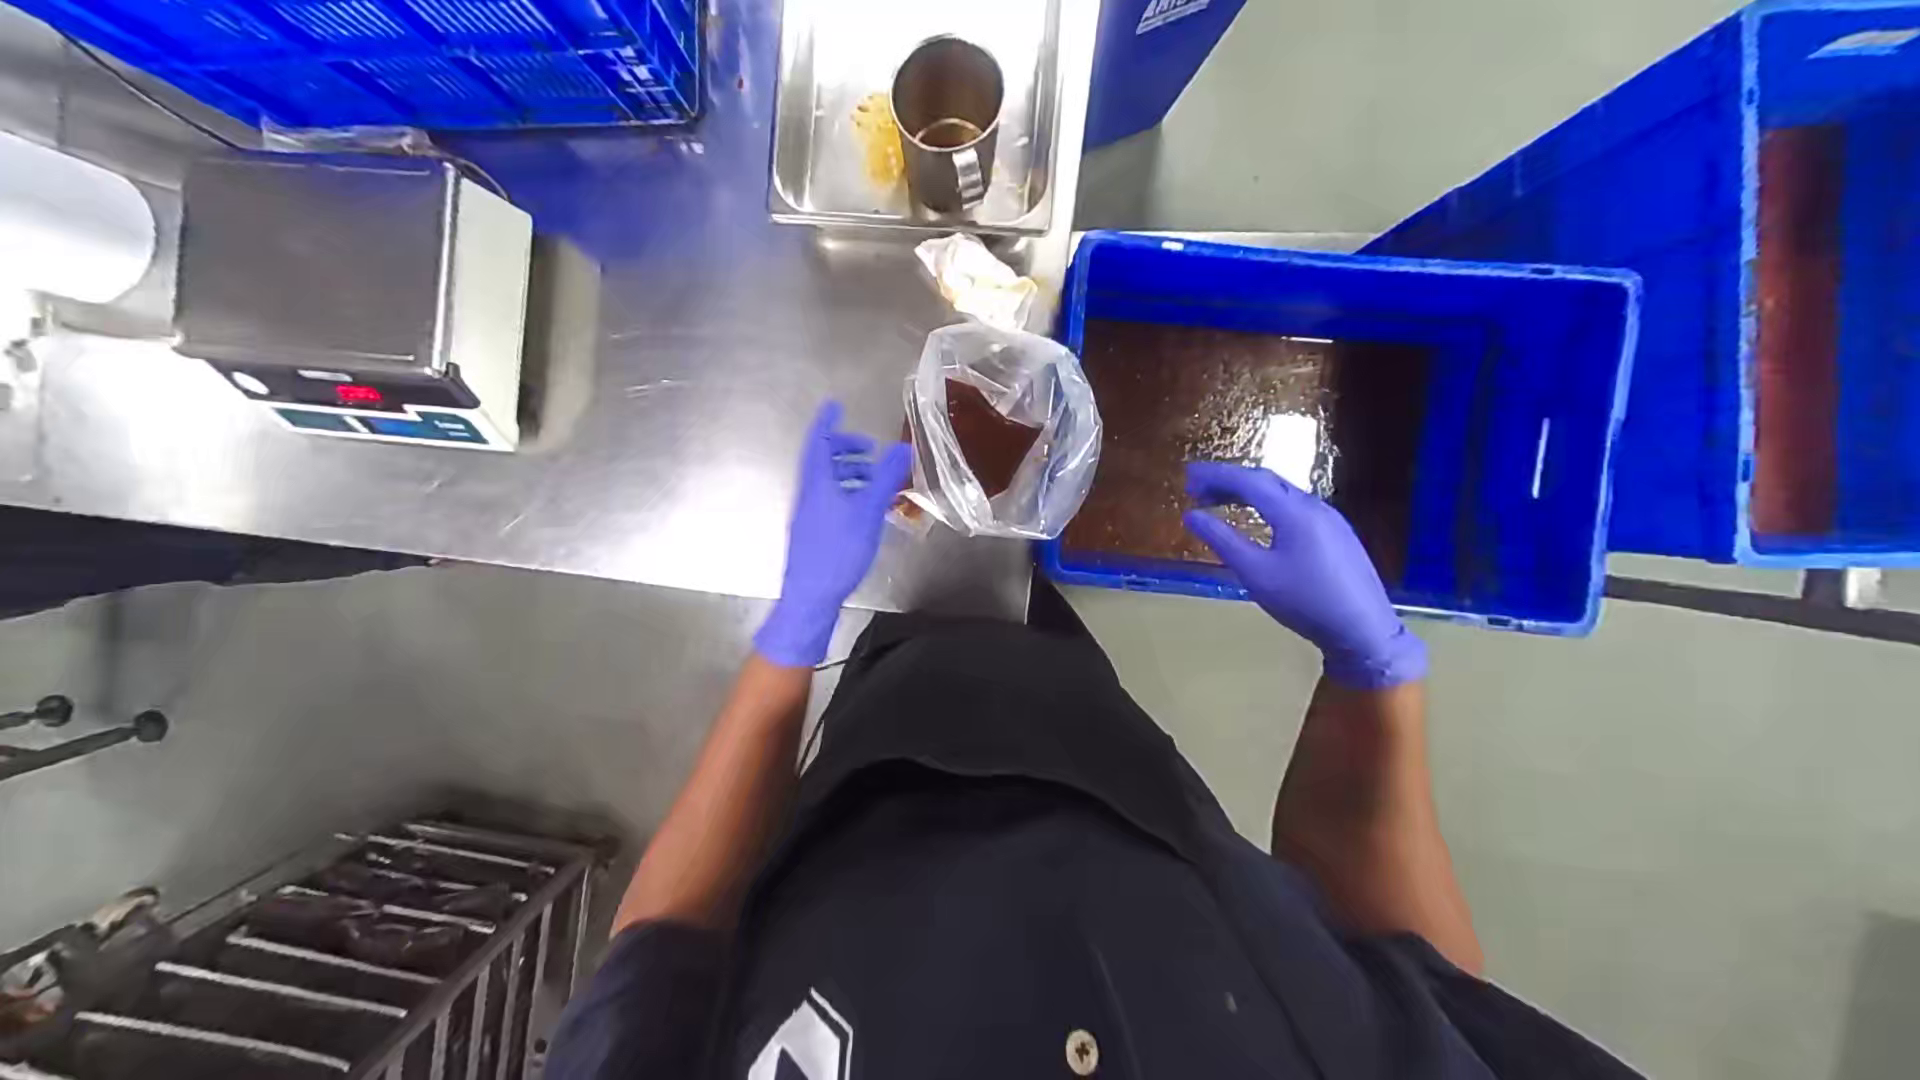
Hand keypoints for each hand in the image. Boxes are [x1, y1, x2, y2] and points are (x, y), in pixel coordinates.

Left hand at [754, 401, 912, 667]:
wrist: (811, 596)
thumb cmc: (839, 550)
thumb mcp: (868, 512)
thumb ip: (884, 479)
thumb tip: (901, 447)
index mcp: (817, 483)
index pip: (819, 442)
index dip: (827, 422)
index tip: (835, 405)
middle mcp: (809, 494)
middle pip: (822, 461)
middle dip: (844, 449)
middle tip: (868, 449)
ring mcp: (808, 515)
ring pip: (827, 483)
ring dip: (849, 474)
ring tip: (874, 479)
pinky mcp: (813, 533)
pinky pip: (830, 502)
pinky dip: (848, 494)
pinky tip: (866, 511)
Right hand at [1182, 462, 1425, 688]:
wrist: (1364, 630)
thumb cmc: (1305, 602)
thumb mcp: (1255, 573)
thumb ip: (1222, 540)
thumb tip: (1191, 515)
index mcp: (1294, 512)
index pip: (1248, 480)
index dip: (1216, 474)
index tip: (1188, 475)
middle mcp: (1314, 506)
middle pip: (1266, 481)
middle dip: (1229, 480)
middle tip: (1196, 488)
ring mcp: (1330, 519)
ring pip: (1282, 493)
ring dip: (1247, 492)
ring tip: (1218, 501)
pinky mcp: (1337, 534)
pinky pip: (1294, 506)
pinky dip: (1266, 504)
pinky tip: (1257, 519)